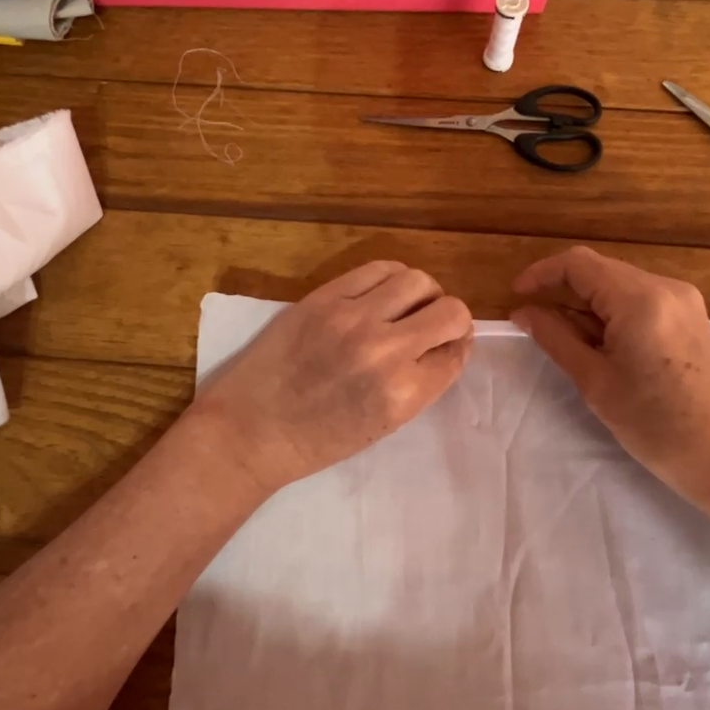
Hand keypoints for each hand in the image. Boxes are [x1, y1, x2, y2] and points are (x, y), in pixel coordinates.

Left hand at [190, 261, 474, 493]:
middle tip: (433, 324)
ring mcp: (353, 319)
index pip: (455, 354)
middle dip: (451, 318)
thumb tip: (444, 346)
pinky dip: (391, 278)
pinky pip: (378, 269)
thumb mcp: (382, 424)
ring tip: (407, 306)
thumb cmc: (317, 440)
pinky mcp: (325, 298)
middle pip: (449, 311)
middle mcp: (386, 351)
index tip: (449, 344)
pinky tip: (382, 293)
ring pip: (417, 281)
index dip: (458, 346)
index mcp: (403, 395)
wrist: (251, 429)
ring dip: (423, 293)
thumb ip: (418, 384)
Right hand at [511, 246, 709, 512]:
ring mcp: (683, 301)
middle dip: (563, 290)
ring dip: (587, 303)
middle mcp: (664, 287)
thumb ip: (556, 338)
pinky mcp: (691, 317)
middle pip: (599, 269)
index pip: (578, 264)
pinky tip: (602, 344)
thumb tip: (523, 312)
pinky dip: (612, 312)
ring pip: (618, 284)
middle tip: (537, 325)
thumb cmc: (657, 425)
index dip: (541, 274)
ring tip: (568, 342)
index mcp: (639, 299)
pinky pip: (639, 299)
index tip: (516, 297)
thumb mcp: (595, 382)